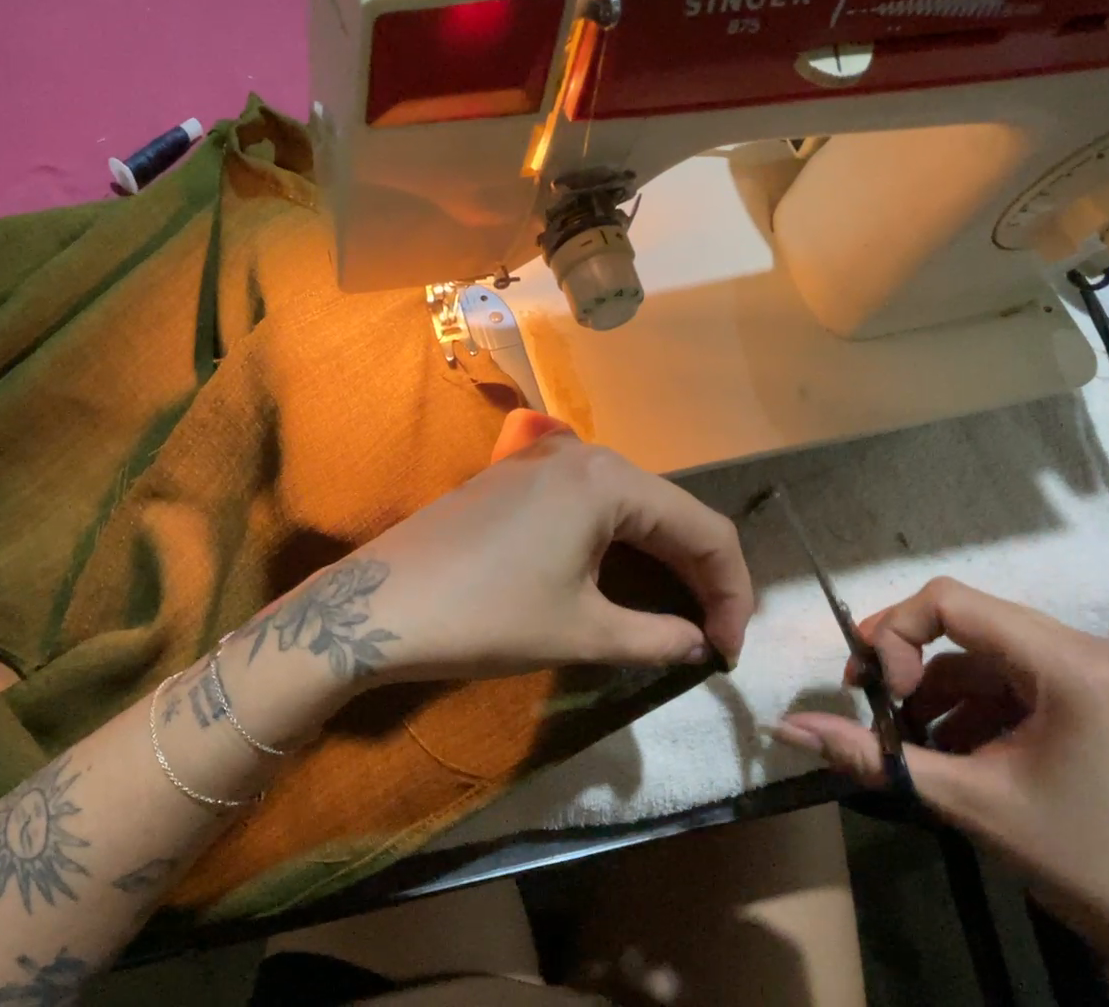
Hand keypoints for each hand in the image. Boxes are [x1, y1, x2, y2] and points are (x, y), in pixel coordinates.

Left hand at [226, 410, 752, 690]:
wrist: (376, 609)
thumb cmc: (485, 617)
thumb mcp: (581, 634)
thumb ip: (658, 637)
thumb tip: (698, 643)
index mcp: (608, 480)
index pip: (706, 531)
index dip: (733, 595)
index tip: (731, 652)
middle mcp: (578, 456)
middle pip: (668, 514)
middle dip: (698, 577)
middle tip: (709, 638)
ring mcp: (535, 465)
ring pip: (625, 511)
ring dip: (655, 562)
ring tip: (671, 618)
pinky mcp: (507, 484)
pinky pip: (583, 510)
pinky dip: (611, 548)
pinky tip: (613, 584)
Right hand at [773, 578, 1108, 1005]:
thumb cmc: (1088, 860)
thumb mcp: (968, 801)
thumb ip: (870, 756)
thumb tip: (782, 728)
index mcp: (1073, 664)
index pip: (951, 602)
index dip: (893, 632)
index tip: (877, 692)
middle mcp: (1094, 654)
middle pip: (968, 627)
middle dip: (909, 665)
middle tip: (874, 710)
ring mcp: (1107, 680)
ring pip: (988, 660)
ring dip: (938, 696)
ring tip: (919, 750)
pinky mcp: (1108, 707)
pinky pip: (1018, 686)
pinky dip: (975, 712)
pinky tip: (961, 758)